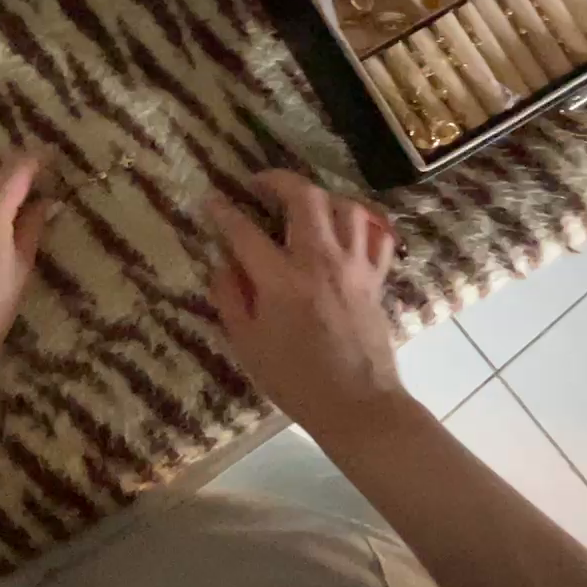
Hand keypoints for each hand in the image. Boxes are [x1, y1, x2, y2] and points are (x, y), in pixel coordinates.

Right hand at [206, 170, 411, 445]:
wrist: (358, 406)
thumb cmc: (295, 380)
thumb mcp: (247, 344)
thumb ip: (230, 297)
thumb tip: (222, 263)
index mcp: (281, 281)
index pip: (244, 231)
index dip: (223, 211)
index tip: (211, 199)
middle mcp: (320, 262)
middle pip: (304, 198)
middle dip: (278, 180)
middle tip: (259, 184)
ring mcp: (354, 266)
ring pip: (345, 206)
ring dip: (320, 196)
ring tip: (302, 203)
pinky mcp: (375, 278)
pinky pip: (375, 234)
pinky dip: (360, 222)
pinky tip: (344, 226)